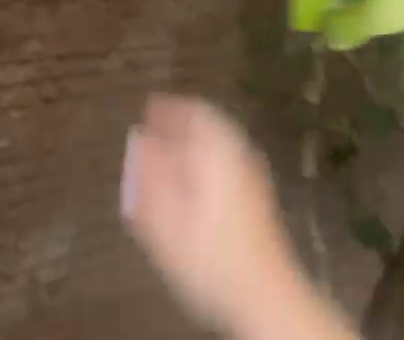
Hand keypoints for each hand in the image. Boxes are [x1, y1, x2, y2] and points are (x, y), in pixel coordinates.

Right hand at [119, 95, 313, 334]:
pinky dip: (205, 168)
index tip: (148, 109)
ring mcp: (254, 178)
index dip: (169, 107)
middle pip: (208, 129)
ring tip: (167, 163)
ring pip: (219, 150)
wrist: (265, 295)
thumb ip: (150, 171)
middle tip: (155, 137)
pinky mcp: (259, 202)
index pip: (194, 110)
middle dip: (180, 130)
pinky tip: (190, 191)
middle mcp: (240, 154)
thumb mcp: (166, 213)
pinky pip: (227, 168)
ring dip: (192, 150)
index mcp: (218, 148)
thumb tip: (138, 138)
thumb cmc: (209, 252)